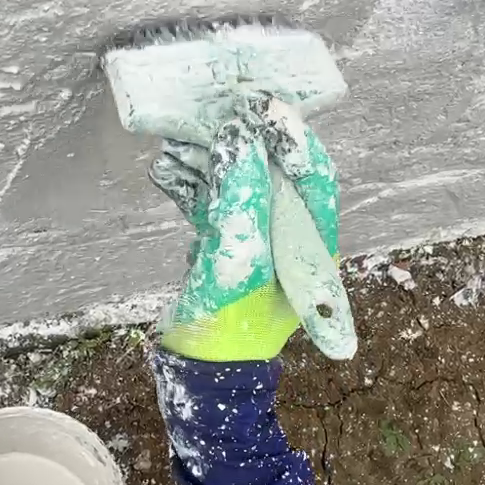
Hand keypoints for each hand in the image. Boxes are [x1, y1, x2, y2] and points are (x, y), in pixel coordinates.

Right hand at [151, 95, 338, 362]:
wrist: (203, 377)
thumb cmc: (228, 329)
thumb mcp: (237, 261)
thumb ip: (242, 198)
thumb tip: (241, 137)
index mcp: (311, 247)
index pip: (313, 178)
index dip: (291, 140)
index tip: (262, 108)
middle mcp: (290, 241)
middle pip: (273, 177)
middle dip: (244, 146)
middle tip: (216, 115)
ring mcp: (257, 245)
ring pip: (240, 188)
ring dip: (212, 163)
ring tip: (183, 141)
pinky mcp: (228, 250)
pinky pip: (216, 207)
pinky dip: (194, 188)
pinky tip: (171, 170)